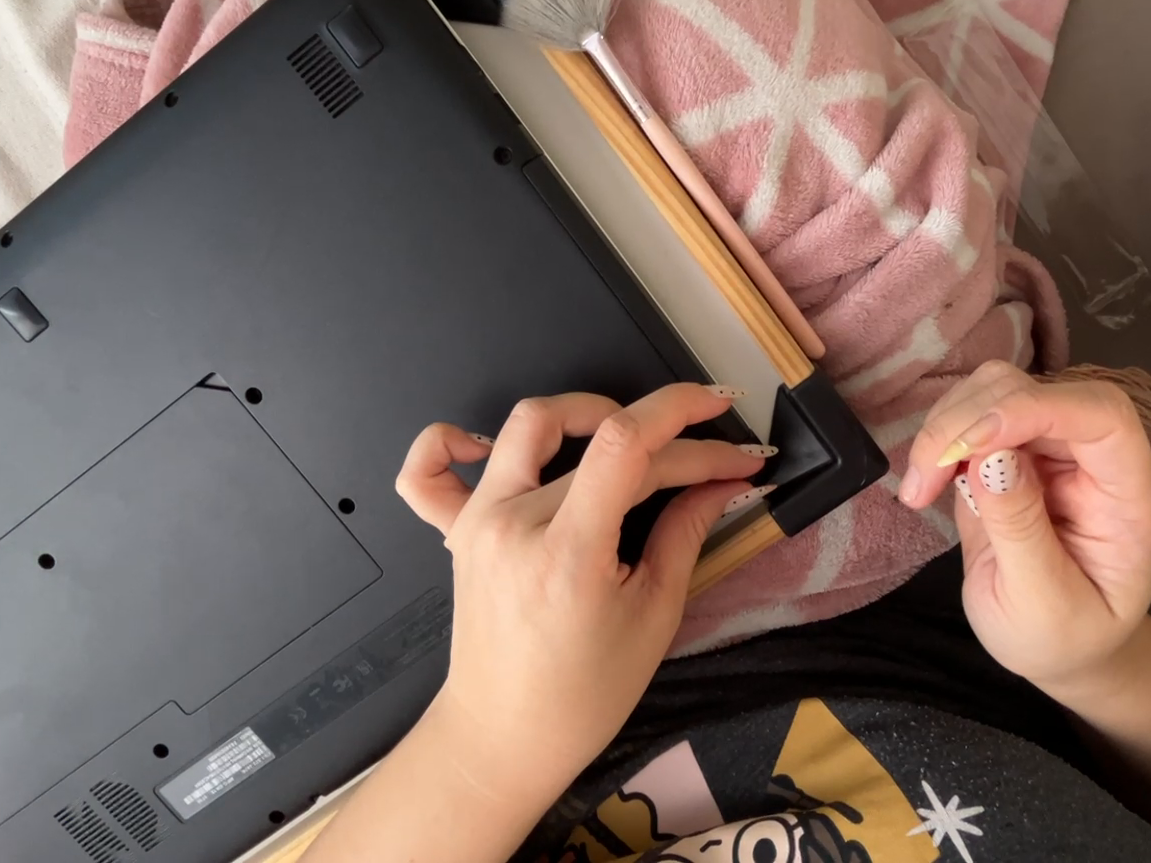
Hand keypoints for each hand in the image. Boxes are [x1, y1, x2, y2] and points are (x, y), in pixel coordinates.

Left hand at [394, 384, 765, 798]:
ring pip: (527, 423)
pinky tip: (488, 447)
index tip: (722, 416)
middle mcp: (513, 522)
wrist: (504, 737)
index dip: (682, 415)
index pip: (626, 444)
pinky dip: (449, 442)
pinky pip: (427, 472)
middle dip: (671, 442)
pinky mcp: (456, 530)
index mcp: (567, 552)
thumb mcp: (654, 616)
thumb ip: (686, 532)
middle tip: (707, 463)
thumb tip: (722, 480)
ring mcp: (476, 520)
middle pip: (600, 440)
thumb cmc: (585, 694)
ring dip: (585, 412)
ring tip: (624, 436)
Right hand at [900, 361, 1150, 691]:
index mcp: (1126, 497)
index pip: (1101, 416)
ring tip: (919, 487)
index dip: (1034, 410)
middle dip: (968, 421)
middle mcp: (1088, 459)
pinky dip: (935, 437)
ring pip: (993, 390)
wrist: (1052, 649)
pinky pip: (966, 414)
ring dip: (944, 426)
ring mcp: (1045, 450)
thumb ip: (1020, 529)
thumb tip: (989, 457)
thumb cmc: (1061, 638)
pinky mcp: (1003, 452)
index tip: (972, 443)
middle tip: (923, 479)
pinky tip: (924, 482)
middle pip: (1034, 392)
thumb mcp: (1043, 604)